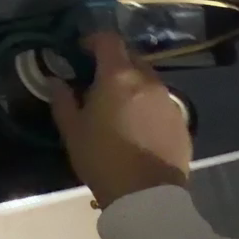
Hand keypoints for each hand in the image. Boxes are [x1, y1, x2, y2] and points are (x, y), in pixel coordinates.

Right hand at [51, 32, 190, 207]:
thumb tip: (56, 81)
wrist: (147, 198)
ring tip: (118, 105)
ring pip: (148, 79)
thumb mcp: (72, 129)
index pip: (108, 40)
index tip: (80, 51)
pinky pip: (161, 102)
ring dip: (132, 83)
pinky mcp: (182, 123)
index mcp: (118, 76)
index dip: (93, 40)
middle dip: (113, 61)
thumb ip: (62, 99)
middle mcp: (148, 81)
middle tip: (97, 79)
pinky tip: (137, 125)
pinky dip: (147, 104)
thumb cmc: (103, 158)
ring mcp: (169, 101)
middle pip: (131, 57)